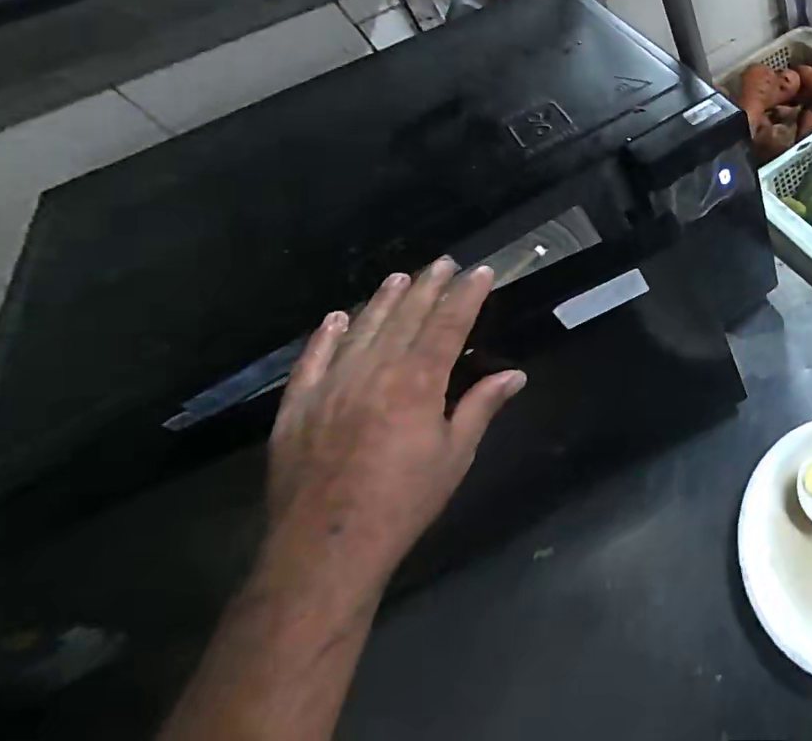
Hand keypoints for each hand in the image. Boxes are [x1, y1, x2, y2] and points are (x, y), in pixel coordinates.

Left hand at [263, 259, 525, 581]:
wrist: (325, 548)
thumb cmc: (403, 502)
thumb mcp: (454, 455)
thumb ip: (481, 407)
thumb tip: (514, 374)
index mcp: (416, 382)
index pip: (447, 324)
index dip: (466, 295)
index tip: (480, 272)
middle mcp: (373, 372)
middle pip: (405, 317)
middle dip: (429, 287)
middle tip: (444, 262)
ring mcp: (330, 385)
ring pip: (362, 329)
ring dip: (383, 300)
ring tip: (401, 277)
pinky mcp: (297, 406)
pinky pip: (312, 359)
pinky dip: (326, 335)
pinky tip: (337, 317)